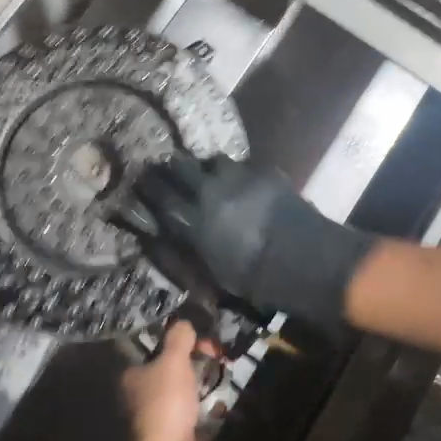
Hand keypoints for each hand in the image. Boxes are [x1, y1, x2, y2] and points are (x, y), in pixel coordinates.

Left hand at [122, 321, 201, 440]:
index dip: (179, 342)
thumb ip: (179, 337)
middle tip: (212, 359)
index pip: (155, 348)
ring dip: (195, 383)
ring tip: (214, 380)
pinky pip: (183, 409)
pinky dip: (196, 403)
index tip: (200, 343)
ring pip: (176, 388)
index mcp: (131, 375)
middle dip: (191, 362)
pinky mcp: (164, 431)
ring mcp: (149, 415)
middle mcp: (135, 394)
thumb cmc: (167, 400)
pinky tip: (211, 403)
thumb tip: (183, 324)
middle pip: (167, 368)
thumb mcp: (174, 359)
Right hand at [136, 156, 373, 334]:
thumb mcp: (212, 274)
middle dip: (170, 167)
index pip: (159, 196)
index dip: (147, 187)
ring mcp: (237, 176)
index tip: (138, 181)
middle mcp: (210, 191)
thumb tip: (165, 237)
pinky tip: (241, 182)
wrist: (303, 257)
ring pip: (211, 161)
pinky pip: (242, 166)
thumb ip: (186, 251)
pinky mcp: (262, 171)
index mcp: (193, 220)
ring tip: (208, 175)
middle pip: (179, 167)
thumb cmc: (255, 279)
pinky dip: (237, 173)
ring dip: (206, 167)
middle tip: (166, 169)